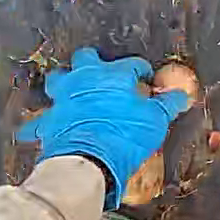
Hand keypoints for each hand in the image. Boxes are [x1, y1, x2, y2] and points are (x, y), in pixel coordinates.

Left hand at [16, 48, 190, 207]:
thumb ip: (167, 105)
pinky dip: (42, 122)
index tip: (146, 79)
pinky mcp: (48, 121)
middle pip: (86, 58)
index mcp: (114, 75)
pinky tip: (42, 126)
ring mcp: (63, 99)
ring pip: (57, 79)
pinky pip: (39, 120)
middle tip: (104, 74)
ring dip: (64, 83)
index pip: (132, 64)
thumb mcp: (155, 120)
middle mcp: (85, 80)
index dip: (142, 71)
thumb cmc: (125, 135)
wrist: (87, 161)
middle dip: (94, 62)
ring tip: (73, 90)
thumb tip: (180, 96)